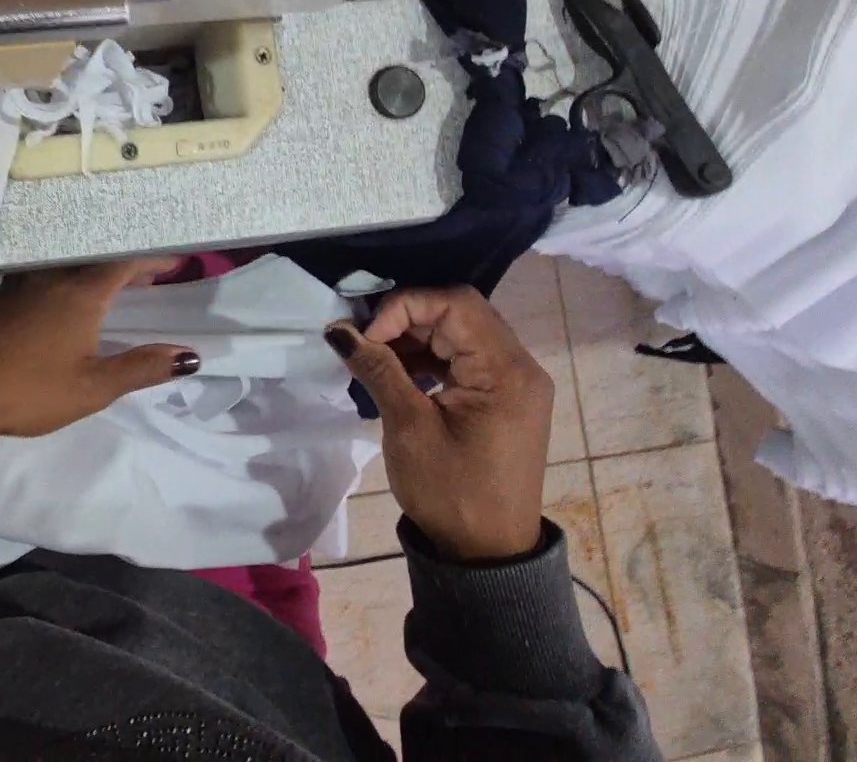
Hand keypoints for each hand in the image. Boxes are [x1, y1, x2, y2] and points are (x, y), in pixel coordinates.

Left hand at [0, 260, 200, 446]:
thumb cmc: (31, 390)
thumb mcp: (94, 386)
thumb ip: (142, 367)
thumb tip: (189, 355)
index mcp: (79, 294)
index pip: (123, 263)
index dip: (151, 261)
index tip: (175, 264)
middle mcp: (51, 279)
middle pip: (96, 258)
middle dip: (127, 263)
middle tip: (151, 274)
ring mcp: (21, 285)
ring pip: (67, 263)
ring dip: (95, 267)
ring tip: (113, 281)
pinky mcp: (1, 297)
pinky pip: (44, 271)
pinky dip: (67, 274)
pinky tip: (64, 292)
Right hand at [324, 286, 553, 562]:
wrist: (486, 552)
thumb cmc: (450, 490)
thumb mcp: (408, 426)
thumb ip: (377, 368)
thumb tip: (337, 328)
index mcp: (506, 371)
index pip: (454, 304)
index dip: (402, 307)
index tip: (365, 338)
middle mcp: (518, 366)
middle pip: (458, 312)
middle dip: (404, 317)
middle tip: (364, 343)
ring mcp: (512, 381)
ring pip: (457, 331)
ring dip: (411, 336)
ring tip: (373, 358)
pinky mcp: (499, 396)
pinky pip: (461, 355)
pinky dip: (425, 355)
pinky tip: (396, 373)